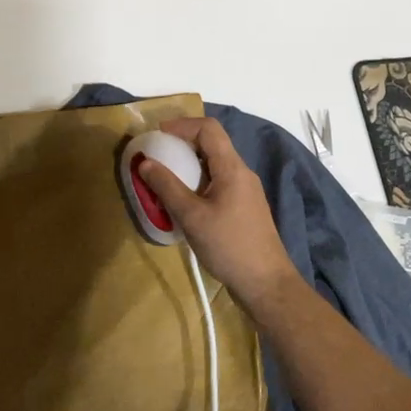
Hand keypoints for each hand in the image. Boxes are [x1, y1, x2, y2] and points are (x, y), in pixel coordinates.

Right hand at [137, 117, 298, 306]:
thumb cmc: (229, 246)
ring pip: (214, 165)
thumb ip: (167, 186)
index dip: (182, 125)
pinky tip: (184, 203)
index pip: (209, 129)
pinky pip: (218, 183)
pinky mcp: (244, 208)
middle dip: (182, 144)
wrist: (266, 285)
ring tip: (165, 179)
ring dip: (189, 166)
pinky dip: (197, 183)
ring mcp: (245, 192)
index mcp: (232, 168)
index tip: (158, 135)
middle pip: (212, 144)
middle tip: (157, 156)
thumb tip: (144, 161)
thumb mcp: (191, 216)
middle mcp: (242, 173)